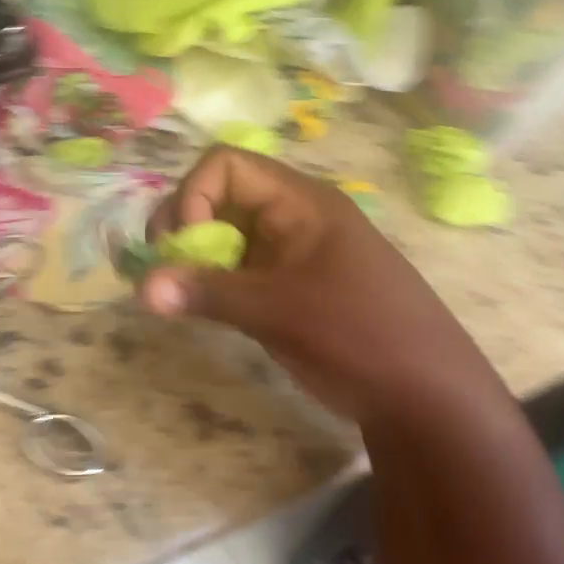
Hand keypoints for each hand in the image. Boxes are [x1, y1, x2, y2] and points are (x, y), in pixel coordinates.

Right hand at [140, 146, 509, 427]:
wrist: (424, 398)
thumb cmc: (361, 336)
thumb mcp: (280, 310)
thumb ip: (206, 293)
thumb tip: (139, 288)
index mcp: (300, 203)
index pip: (225, 166)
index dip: (193, 196)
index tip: (186, 246)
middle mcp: (288, 217)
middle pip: (212, 195)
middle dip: (179, 226)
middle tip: (167, 271)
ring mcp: (282, 253)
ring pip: (215, 234)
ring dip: (185, 257)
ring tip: (173, 293)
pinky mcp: (276, 287)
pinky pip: (225, 268)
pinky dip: (200, 282)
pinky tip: (190, 307)